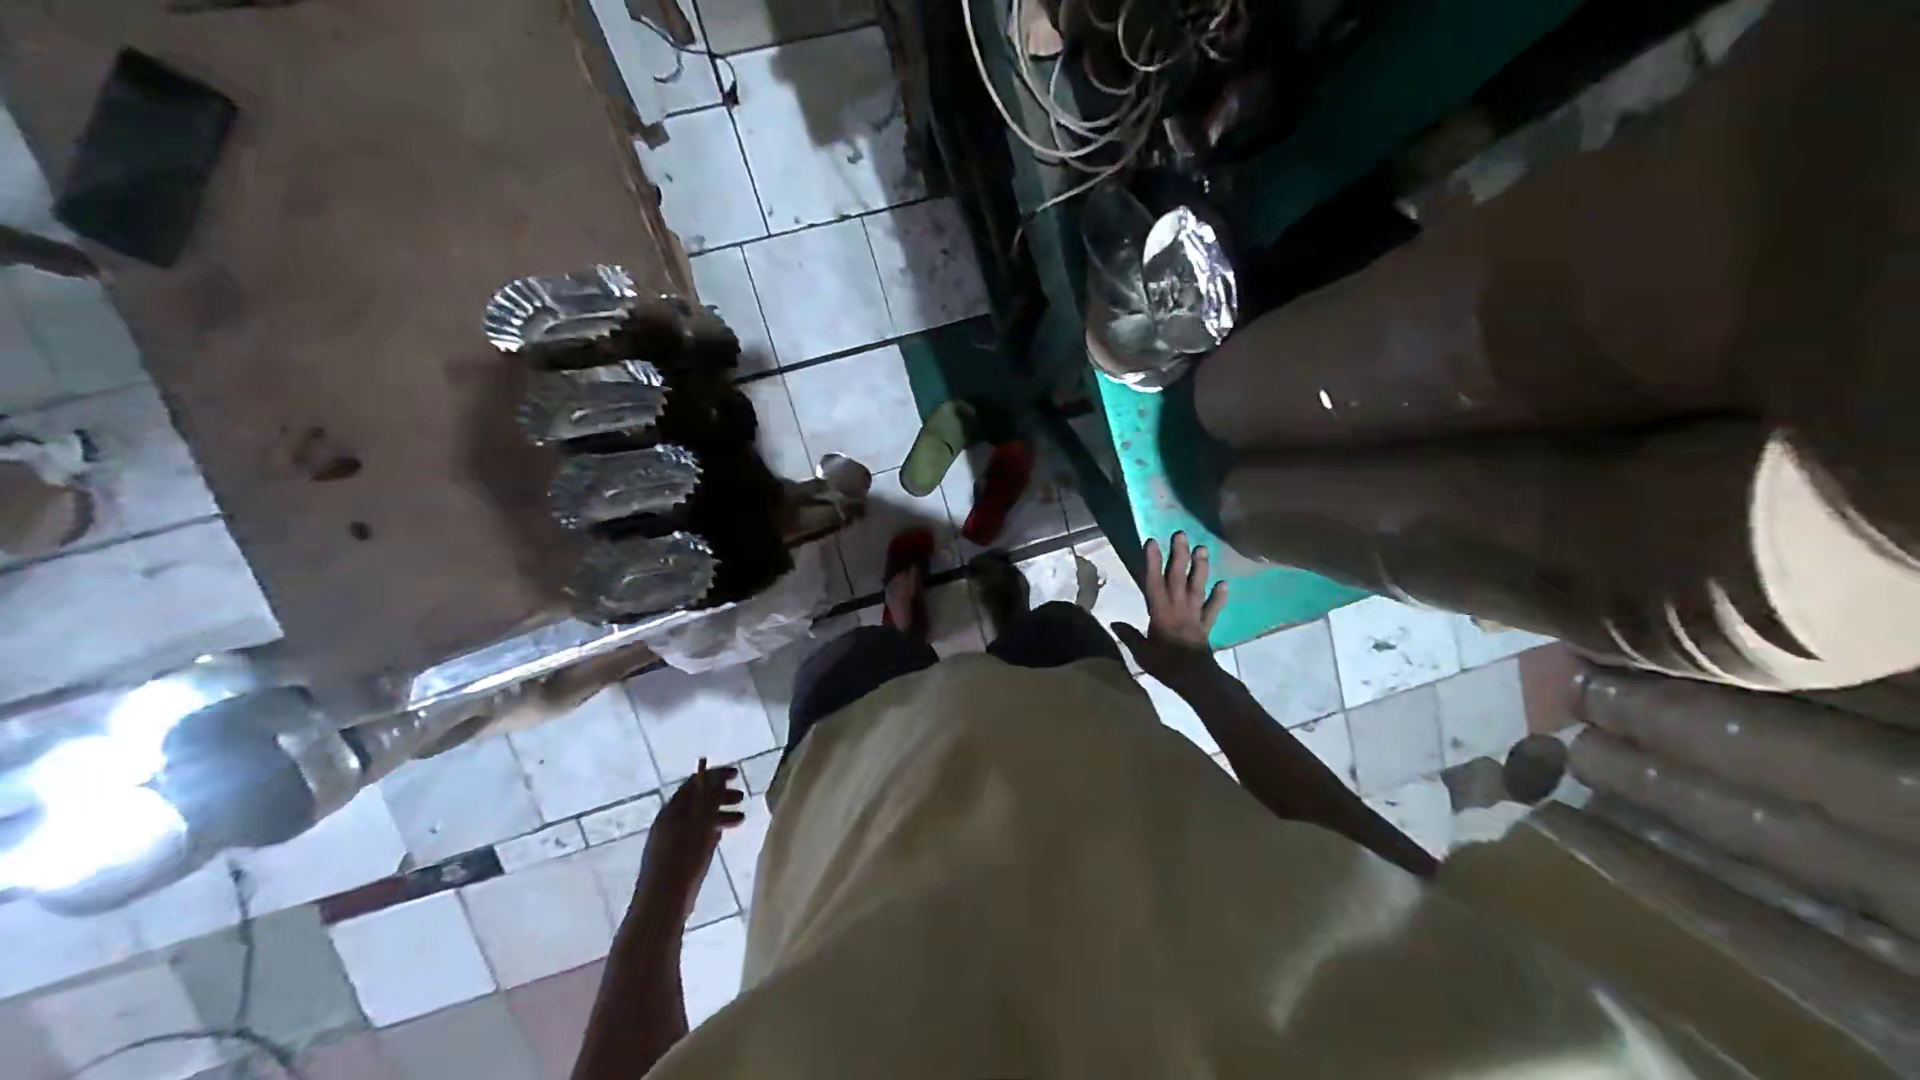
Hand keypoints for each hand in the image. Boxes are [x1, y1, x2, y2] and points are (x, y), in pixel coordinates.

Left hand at [638, 762, 743, 919]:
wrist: (663, 901)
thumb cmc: (684, 859)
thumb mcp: (702, 824)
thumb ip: (709, 799)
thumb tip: (716, 776)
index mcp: (673, 810)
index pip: (695, 783)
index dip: (715, 775)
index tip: (736, 774)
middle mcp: (669, 821)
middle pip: (697, 800)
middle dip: (720, 796)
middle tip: (741, 797)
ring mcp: (669, 840)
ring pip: (698, 818)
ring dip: (719, 814)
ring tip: (740, 820)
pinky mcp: (673, 857)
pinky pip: (695, 834)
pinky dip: (711, 830)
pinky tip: (721, 837)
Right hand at [1112, 532, 1228, 686]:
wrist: (1195, 678)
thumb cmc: (1164, 664)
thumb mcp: (1141, 652)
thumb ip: (1129, 635)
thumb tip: (1114, 623)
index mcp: (1159, 612)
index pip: (1153, 581)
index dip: (1152, 561)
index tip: (1151, 541)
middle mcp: (1178, 607)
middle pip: (1178, 577)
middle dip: (1178, 555)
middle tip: (1181, 534)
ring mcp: (1194, 614)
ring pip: (1197, 586)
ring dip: (1200, 568)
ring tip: (1203, 548)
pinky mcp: (1206, 624)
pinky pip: (1213, 608)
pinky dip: (1219, 597)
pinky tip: (1224, 584)